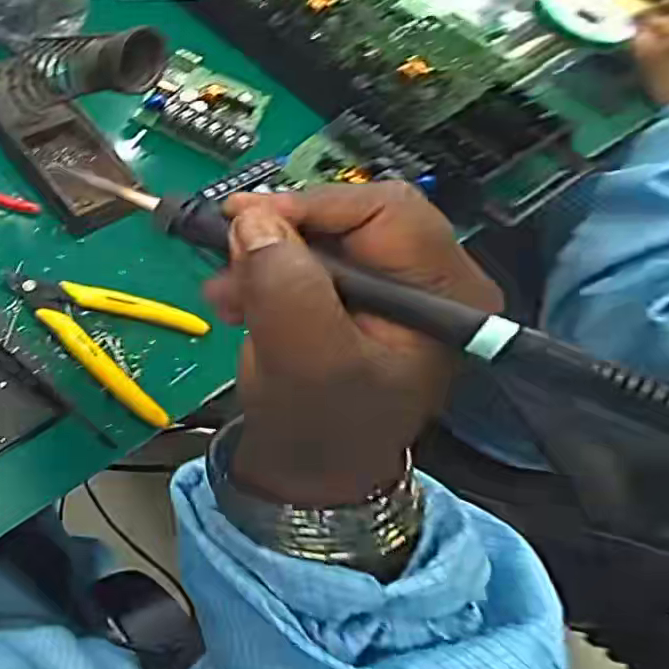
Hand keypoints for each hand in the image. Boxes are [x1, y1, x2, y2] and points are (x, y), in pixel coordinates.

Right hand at [201, 184, 501, 506]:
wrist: (306, 462)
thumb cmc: (317, 419)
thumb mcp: (302, 356)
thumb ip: (284, 285)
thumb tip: (251, 220)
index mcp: (441, 290)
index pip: (382, 209)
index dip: (307, 207)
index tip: (239, 222)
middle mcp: (418, 278)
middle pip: (343, 217)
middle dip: (276, 237)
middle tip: (228, 260)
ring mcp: (378, 287)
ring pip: (311, 237)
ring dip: (256, 258)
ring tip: (228, 297)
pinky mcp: (341, 296)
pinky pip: (294, 260)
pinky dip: (255, 273)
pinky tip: (236, 303)